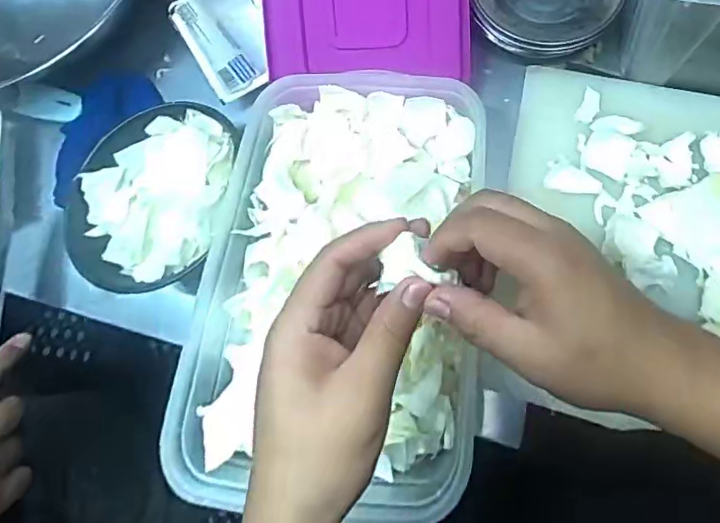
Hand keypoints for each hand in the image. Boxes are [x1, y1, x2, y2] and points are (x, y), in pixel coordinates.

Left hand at [247, 218, 433, 522]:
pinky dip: (383, 314)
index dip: (368, 237)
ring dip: (385, 284)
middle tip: (423, 243)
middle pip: (342, 277)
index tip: (407, 225)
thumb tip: (420, 280)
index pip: (331, 262)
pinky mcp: (329, 364)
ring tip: (423, 269)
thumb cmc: (320, 452)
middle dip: (380, 256)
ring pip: (353, 300)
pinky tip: (409, 305)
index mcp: (295, 323)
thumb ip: (391, 331)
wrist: (295, 516)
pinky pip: (358, 326)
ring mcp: (316, 345)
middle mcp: (302, 325)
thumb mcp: (362, 390)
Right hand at [421, 190, 690, 417]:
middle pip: (486, 201)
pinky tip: (495, 280)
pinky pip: (518, 220)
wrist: (658, 361)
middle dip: (455, 229)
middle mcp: (548, 228)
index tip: (429, 274)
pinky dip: (494, 237)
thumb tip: (429, 296)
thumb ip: (475, 319)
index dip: (444, 241)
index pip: (475, 222)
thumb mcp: (528, 352)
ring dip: (475, 232)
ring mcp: (559, 230)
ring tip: (469, 282)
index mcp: (539, 252)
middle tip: (445, 273)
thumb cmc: (594, 362)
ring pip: (501, 206)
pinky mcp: (565, 239)